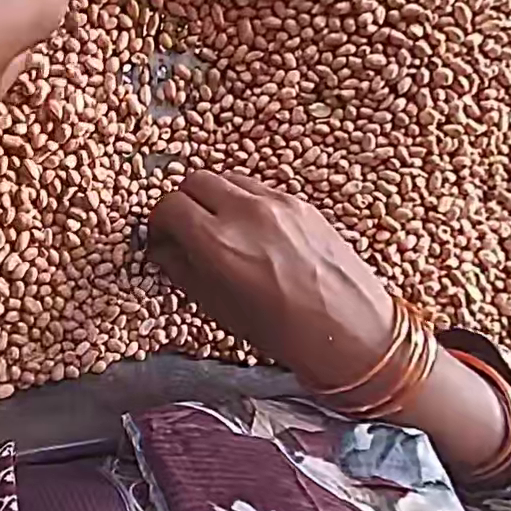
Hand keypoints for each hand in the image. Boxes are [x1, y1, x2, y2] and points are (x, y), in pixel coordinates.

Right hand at [148, 171, 395, 388]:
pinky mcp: (300, 202)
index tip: (162, 235)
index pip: (169, 206)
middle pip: (194, 181)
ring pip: (226, 178)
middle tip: (185, 228)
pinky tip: (251, 230)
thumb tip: (162, 248)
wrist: (352, 331)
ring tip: (218, 227)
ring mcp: (276, 202)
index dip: (158, 221)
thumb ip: (182, 269)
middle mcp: (244, 212)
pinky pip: (257, 189)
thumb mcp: (218, 308)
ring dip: (213, 197)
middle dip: (183, 203)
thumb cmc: (282, 332)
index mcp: (218, 242)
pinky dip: (242, 201)